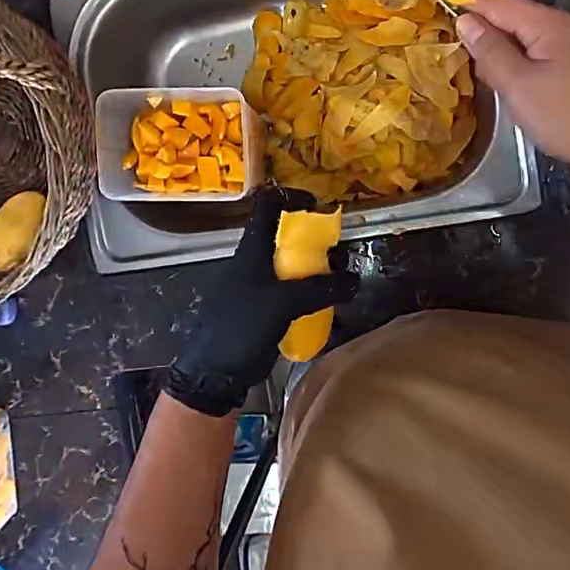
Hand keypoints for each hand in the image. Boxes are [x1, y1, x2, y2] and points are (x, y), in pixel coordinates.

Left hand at [166, 187, 358, 415]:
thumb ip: (319, 289)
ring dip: (321, 269)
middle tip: (338, 257)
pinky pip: (297, 290)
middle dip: (319, 242)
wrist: (216, 371)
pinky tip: (331, 303)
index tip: (319, 206)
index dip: (293, 198)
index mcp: (253, 249)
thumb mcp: (282, 303)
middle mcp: (258, 261)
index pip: (269, 206)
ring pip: (297, 265)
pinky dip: (316, 291)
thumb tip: (354, 280)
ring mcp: (263, 285)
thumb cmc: (240, 327)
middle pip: (291, 236)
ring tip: (341, 283)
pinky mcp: (269, 307)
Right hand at [450, 0, 569, 190]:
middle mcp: (559, 28)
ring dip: (491, 35)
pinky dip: (507, 54)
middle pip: (509, 13)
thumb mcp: (520, 86)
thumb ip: (490, 52)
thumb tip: (466, 22)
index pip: (496, 0)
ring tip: (459, 38)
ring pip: (520, 34)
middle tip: (440, 13)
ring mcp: (568, 48)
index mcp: (546, 25)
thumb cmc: (569, 117)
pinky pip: (530, 52)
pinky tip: (494, 67)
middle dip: (476, 12)